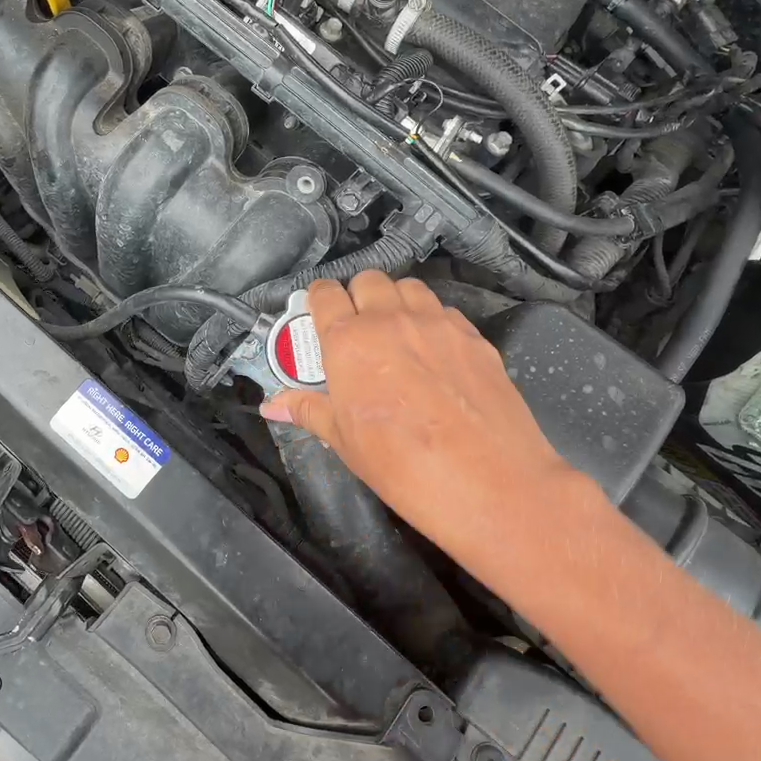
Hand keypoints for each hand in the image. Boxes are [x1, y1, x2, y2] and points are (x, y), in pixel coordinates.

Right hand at [261, 272, 588, 563]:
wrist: (488, 480)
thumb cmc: (401, 464)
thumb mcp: (343, 441)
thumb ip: (308, 410)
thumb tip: (272, 405)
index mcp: (348, 341)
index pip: (324, 294)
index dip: (318, 300)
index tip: (318, 315)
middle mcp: (390, 319)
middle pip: (367, 280)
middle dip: (357, 295)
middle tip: (356, 328)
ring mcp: (437, 323)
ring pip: (408, 287)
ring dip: (395, 301)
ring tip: (395, 333)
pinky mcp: (474, 336)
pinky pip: (444, 311)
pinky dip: (432, 321)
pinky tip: (434, 353)